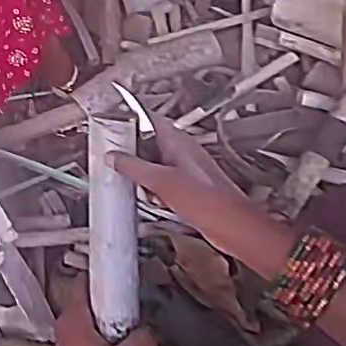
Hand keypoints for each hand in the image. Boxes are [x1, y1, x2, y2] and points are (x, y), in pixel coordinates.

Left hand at [50, 276, 156, 345]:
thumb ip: (142, 344)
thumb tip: (151, 333)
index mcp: (73, 319)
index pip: (85, 279)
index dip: (104, 272)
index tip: (121, 271)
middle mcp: (69, 326)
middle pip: (95, 299)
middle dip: (117, 304)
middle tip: (134, 309)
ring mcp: (74, 341)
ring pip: (99, 319)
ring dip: (118, 325)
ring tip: (134, 336)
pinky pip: (100, 337)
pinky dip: (114, 341)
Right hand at [108, 114, 293, 279]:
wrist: (232, 227)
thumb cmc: (208, 201)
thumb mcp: (161, 181)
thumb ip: (133, 167)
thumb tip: (113, 157)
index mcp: (178, 141)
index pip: (149, 118)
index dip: (130, 118)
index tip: (113, 122)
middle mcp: (183, 151)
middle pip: (149, 142)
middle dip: (133, 152)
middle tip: (118, 160)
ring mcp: (186, 169)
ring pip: (155, 163)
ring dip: (144, 174)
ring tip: (140, 186)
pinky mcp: (188, 187)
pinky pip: (163, 182)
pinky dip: (155, 189)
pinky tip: (155, 200)